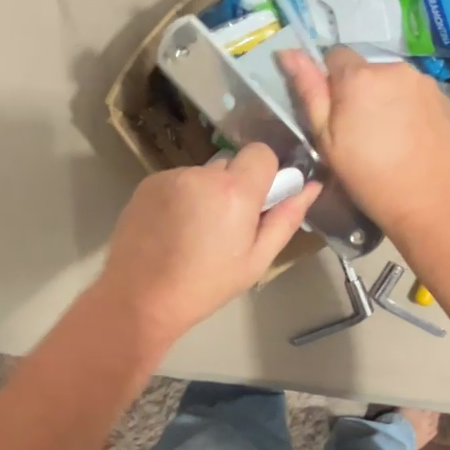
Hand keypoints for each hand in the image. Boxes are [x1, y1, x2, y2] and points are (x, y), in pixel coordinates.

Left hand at [96, 143, 321, 343]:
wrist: (139, 297)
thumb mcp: (256, 260)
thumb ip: (286, 218)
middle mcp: (203, 174)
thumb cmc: (205, 285)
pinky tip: (173, 230)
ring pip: (204, 175)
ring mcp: (171, 176)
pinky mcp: (148, 183)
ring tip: (195, 234)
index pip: (262, 153)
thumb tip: (310, 186)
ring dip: (207, 194)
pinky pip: (178, 182)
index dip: (265, 174)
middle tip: (226, 228)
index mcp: (235, 191)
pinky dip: (182, 199)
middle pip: (232, 165)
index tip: (259, 203)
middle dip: (235, 188)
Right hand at [283, 46, 449, 240]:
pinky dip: (408, 106)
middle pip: (365, 69)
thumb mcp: (327, 140)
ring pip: (391, 80)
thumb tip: (288, 52)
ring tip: (388, 136)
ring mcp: (423, 81)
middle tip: (360, 130)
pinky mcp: (444, 96)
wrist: (430, 201)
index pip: (334, 55)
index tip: (334, 112)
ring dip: (384, 97)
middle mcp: (393, 68)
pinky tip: (409, 136)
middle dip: (358, 90)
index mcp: (359, 76)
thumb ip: (309, 92)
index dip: (329, 81)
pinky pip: (415, 92)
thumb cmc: (368, 176)